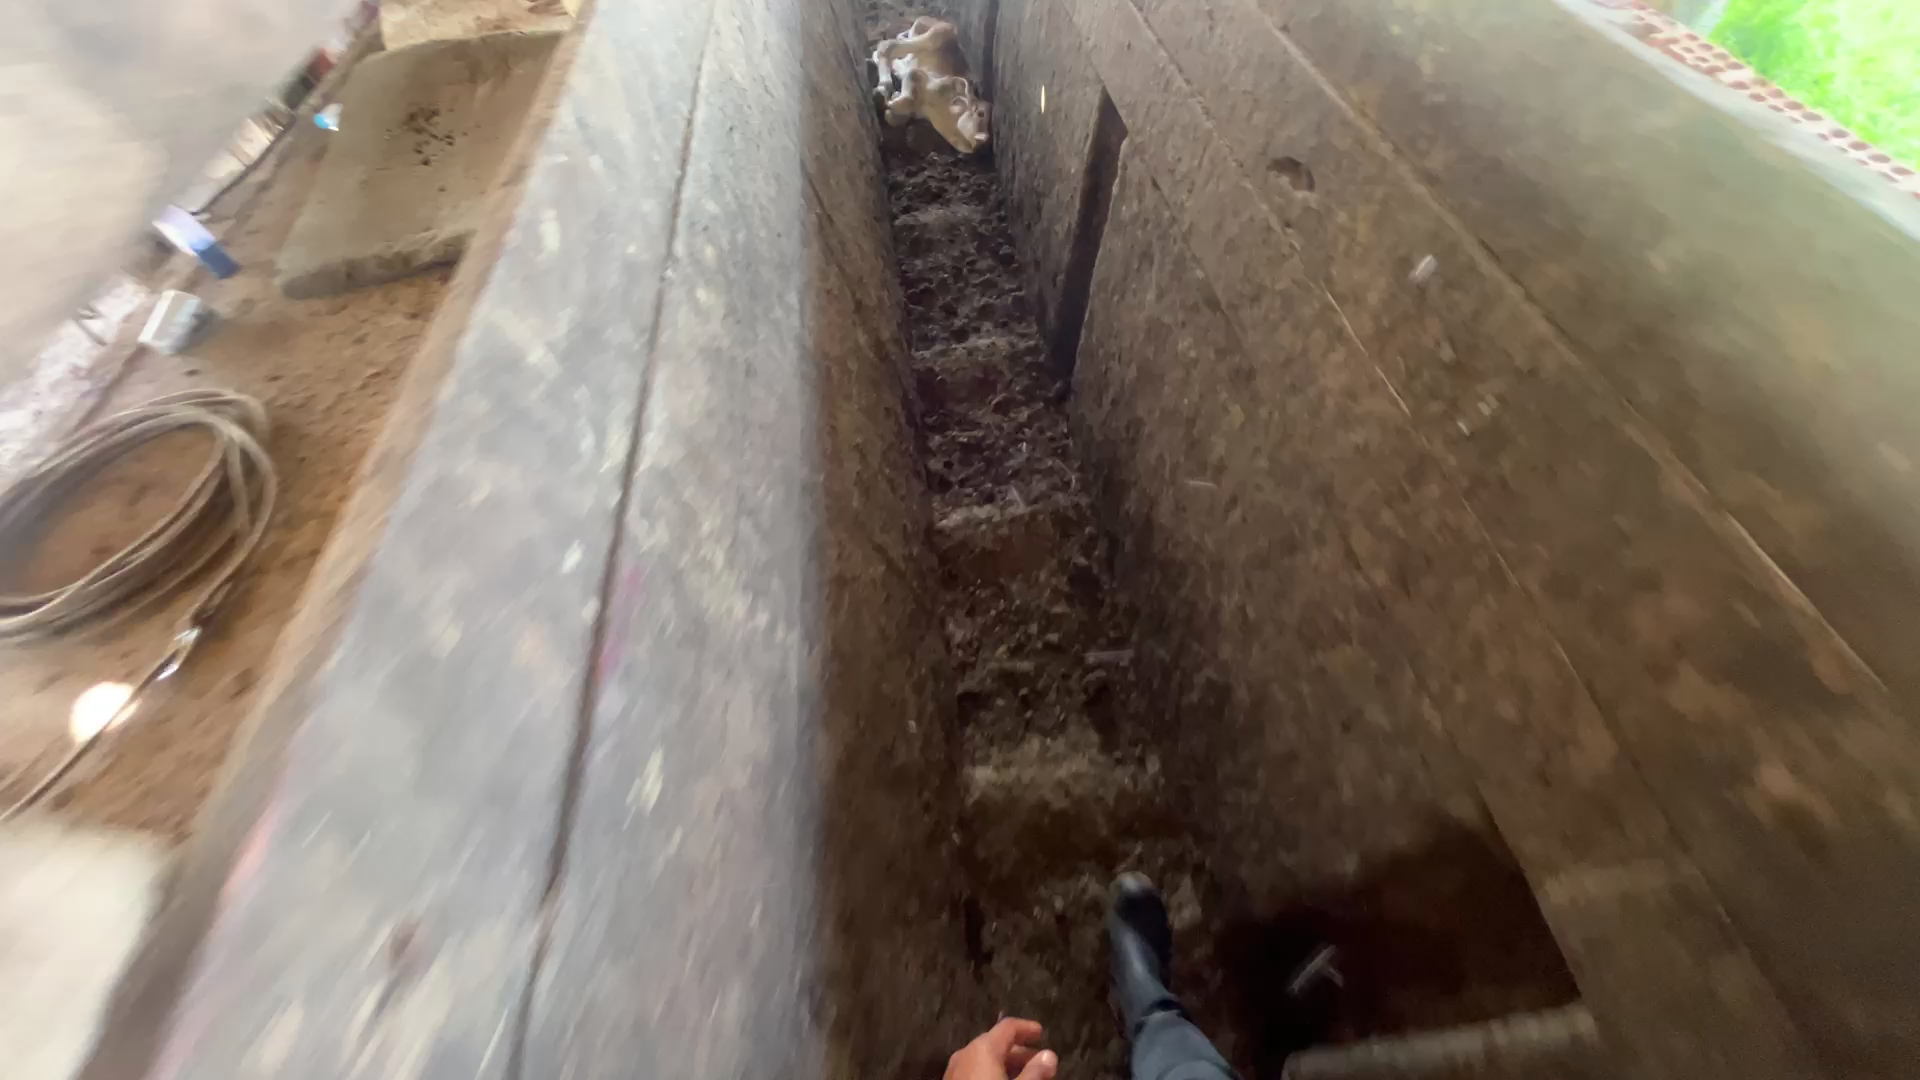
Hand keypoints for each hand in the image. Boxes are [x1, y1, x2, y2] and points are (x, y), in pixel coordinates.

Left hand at [945, 1017, 1057, 1079]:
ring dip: (1006, 1065)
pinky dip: (992, 1075)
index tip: (1042, 1034)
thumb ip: (1035, 1074)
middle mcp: (966, 1053)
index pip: (1008, 1027)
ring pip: (985, 1059)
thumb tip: (1049, 1055)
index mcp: (983, 1048)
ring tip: (1026, 1079)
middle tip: (1040, 1063)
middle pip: (996, 1043)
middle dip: (1019, 1052)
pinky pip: (975, 1072)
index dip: (1026, 1028)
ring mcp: (955, 1071)